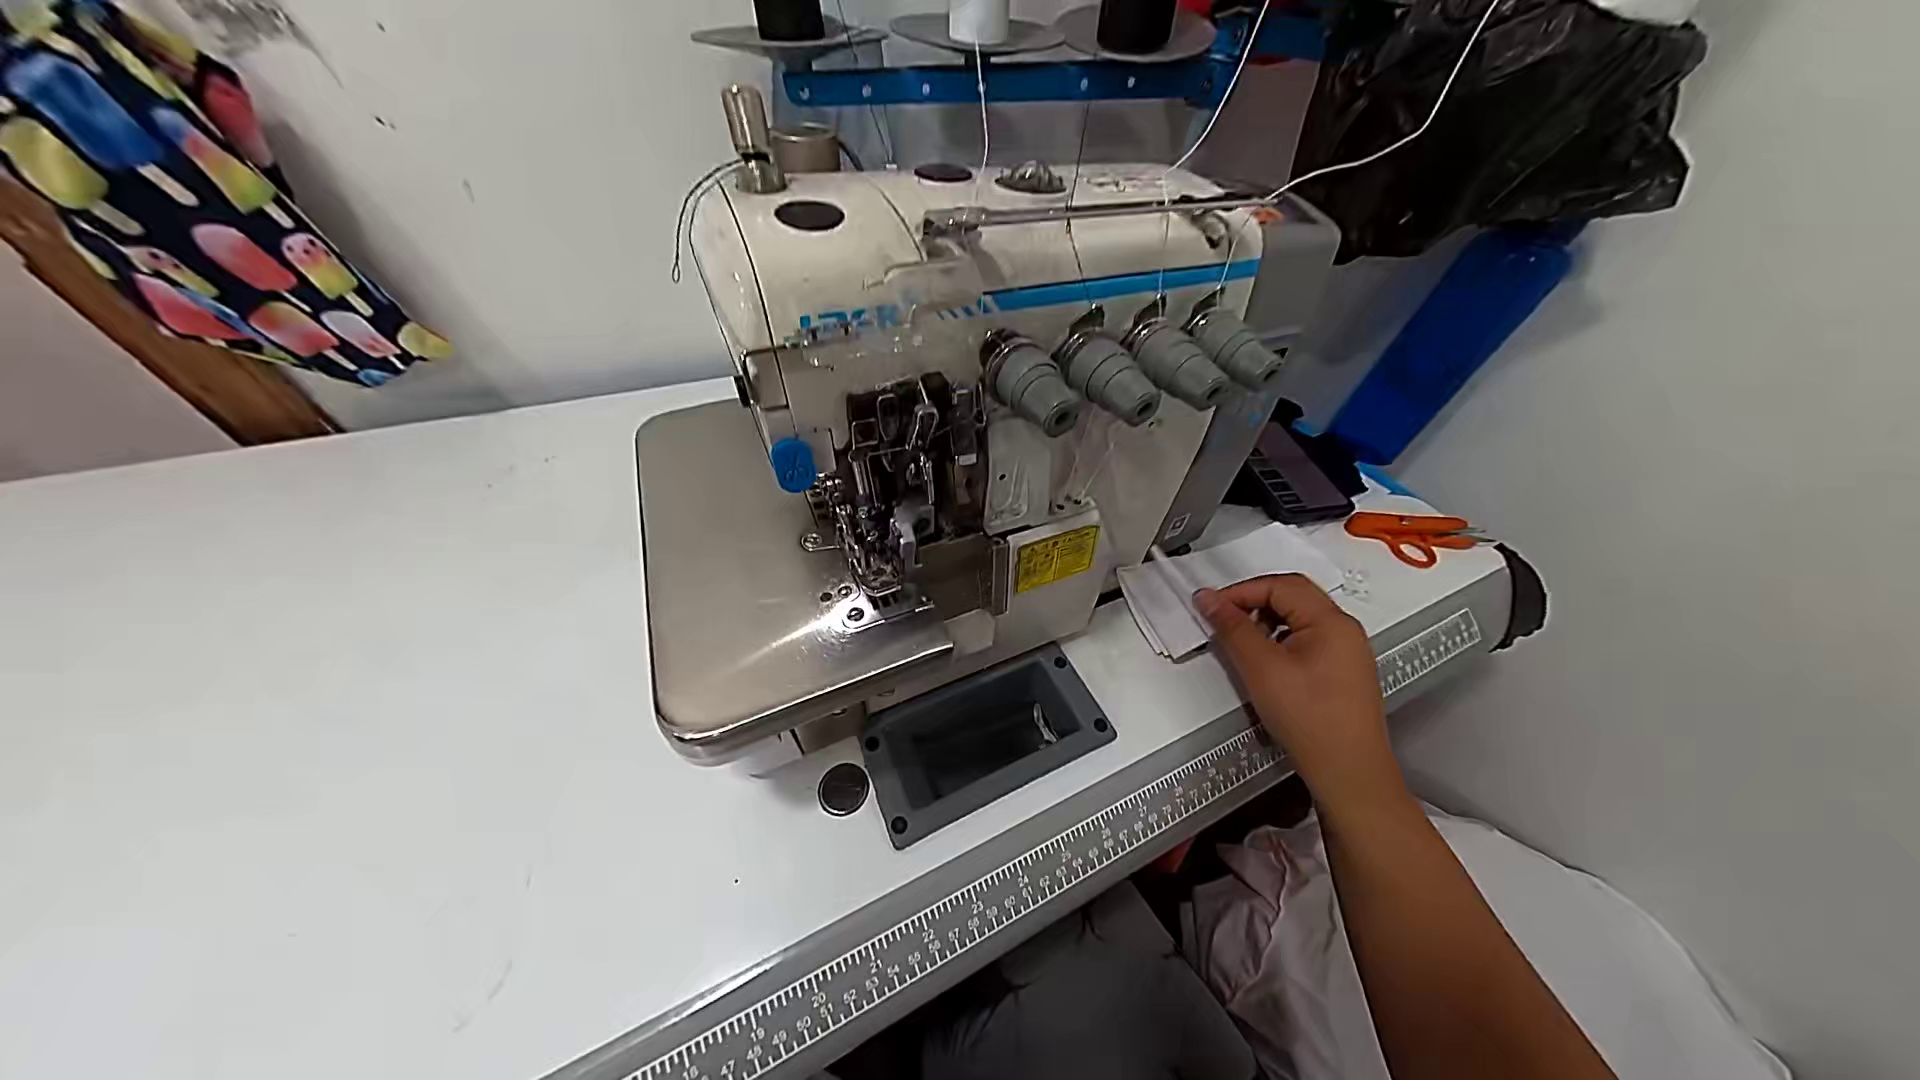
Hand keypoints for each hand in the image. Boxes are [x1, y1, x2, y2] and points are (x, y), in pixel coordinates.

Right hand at [1195, 575, 1410, 817]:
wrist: (1347, 771)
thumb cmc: (1312, 721)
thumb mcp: (1260, 667)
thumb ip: (1232, 627)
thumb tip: (1210, 599)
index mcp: (1331, 621)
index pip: (1279, 585)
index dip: (1240, 592)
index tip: (1212, 606)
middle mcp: (1344, 630)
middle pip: (1291, 596)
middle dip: (1253, 602)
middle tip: (1224, 618)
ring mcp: (1346, 652)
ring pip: (1298, 618)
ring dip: (1265, 622)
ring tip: (1241, 643)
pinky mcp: (1341, 672)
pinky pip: (1306, 639)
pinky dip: (1279, 640)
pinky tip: (1264, 662)